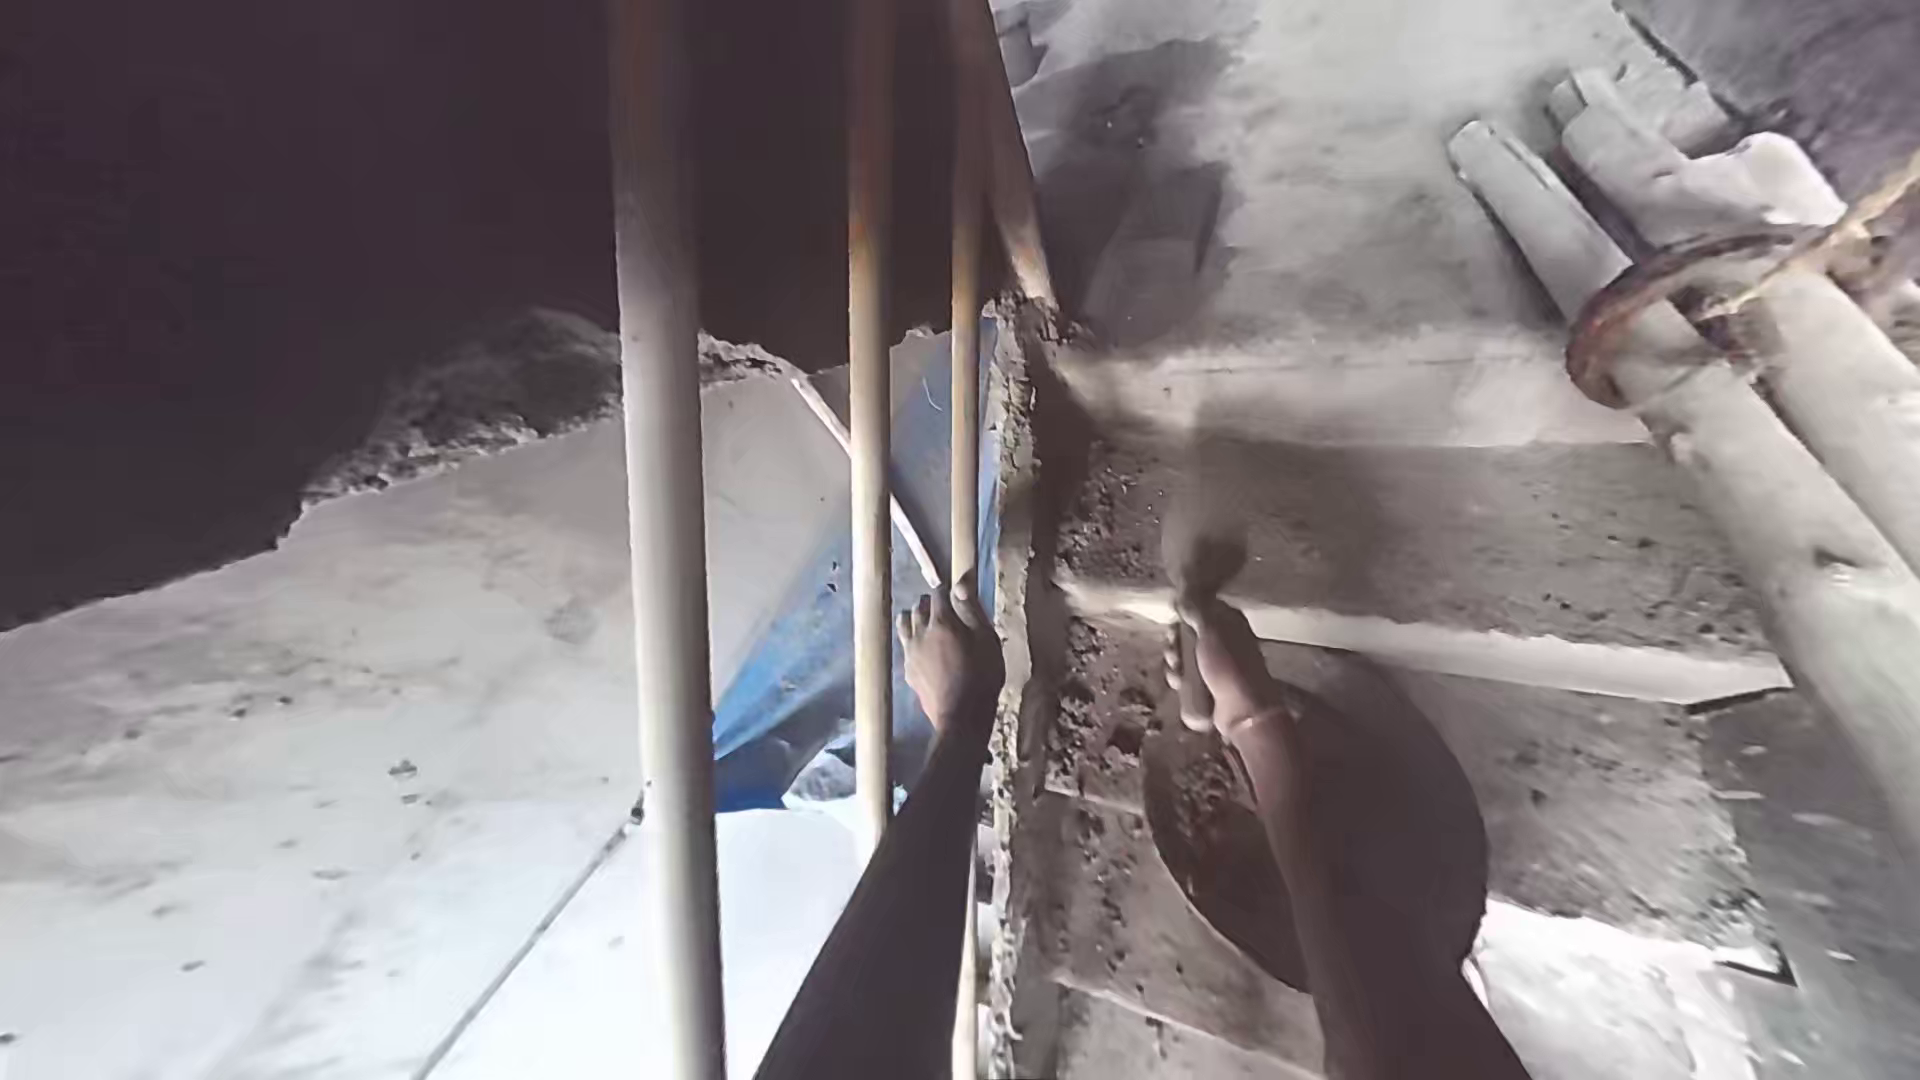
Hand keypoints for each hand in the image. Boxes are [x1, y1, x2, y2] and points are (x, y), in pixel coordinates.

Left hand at [897, 572, 1003, 734]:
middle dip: (930, 604)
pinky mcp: (908, 671)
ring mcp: (910, 653)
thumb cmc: (981, 675)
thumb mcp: (986, 639)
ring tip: (928, 626)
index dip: (947, 591)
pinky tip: (924, 650)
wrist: (961, 716)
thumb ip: (971, 609)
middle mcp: (920, 633)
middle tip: (945, 611)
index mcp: (941, 621)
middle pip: (918, 607)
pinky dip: (913, 641)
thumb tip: (959, 582)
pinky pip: (906, 646)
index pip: (938, 594)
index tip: (956, 595)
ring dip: (915, 619)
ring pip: (904, 624)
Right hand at [1164, 596, 1283, 741]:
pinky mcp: (1206, 682)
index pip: (1198, 608)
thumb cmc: (1229, 666)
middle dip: (1174, 643)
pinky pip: (1183, 673)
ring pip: (1181, 653)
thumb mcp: (1212, 630)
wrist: (1243, 710)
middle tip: (1174, 653)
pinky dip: (1178, 677)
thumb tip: (1179, 594)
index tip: (1174, 624)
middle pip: (1185, 631)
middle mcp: (1222, 638)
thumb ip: (1195, 609)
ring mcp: (1214, 662)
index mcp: (1228, 621)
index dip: (1182, 615)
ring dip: (1174, 663)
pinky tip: (1180, 683)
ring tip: (1178, 672)